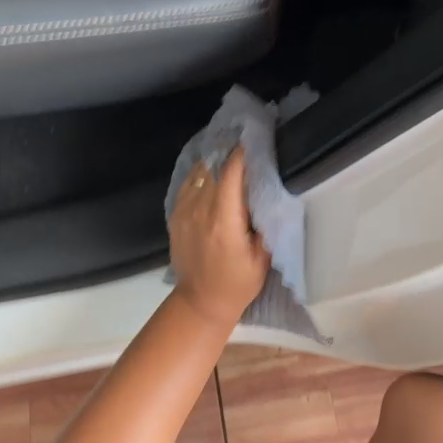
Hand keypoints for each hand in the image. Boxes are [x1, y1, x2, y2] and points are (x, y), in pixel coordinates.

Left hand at [169, 147, 269, 327]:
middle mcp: (200, 210)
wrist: (200, 301)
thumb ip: (264, 224)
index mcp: (224, 221)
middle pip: (215, 169)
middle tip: (246, 146)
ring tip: (230, 156)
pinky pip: (188, 184)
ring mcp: (184, 211)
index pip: (231, 175)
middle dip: (230, 156)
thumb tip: (268, 192)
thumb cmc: (237, 282)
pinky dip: (201, 175)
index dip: (242, 155)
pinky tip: (212, 173)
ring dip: (215, 163)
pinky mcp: (175, 215)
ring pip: (200, 173)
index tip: (253, 142)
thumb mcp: (262, 258)